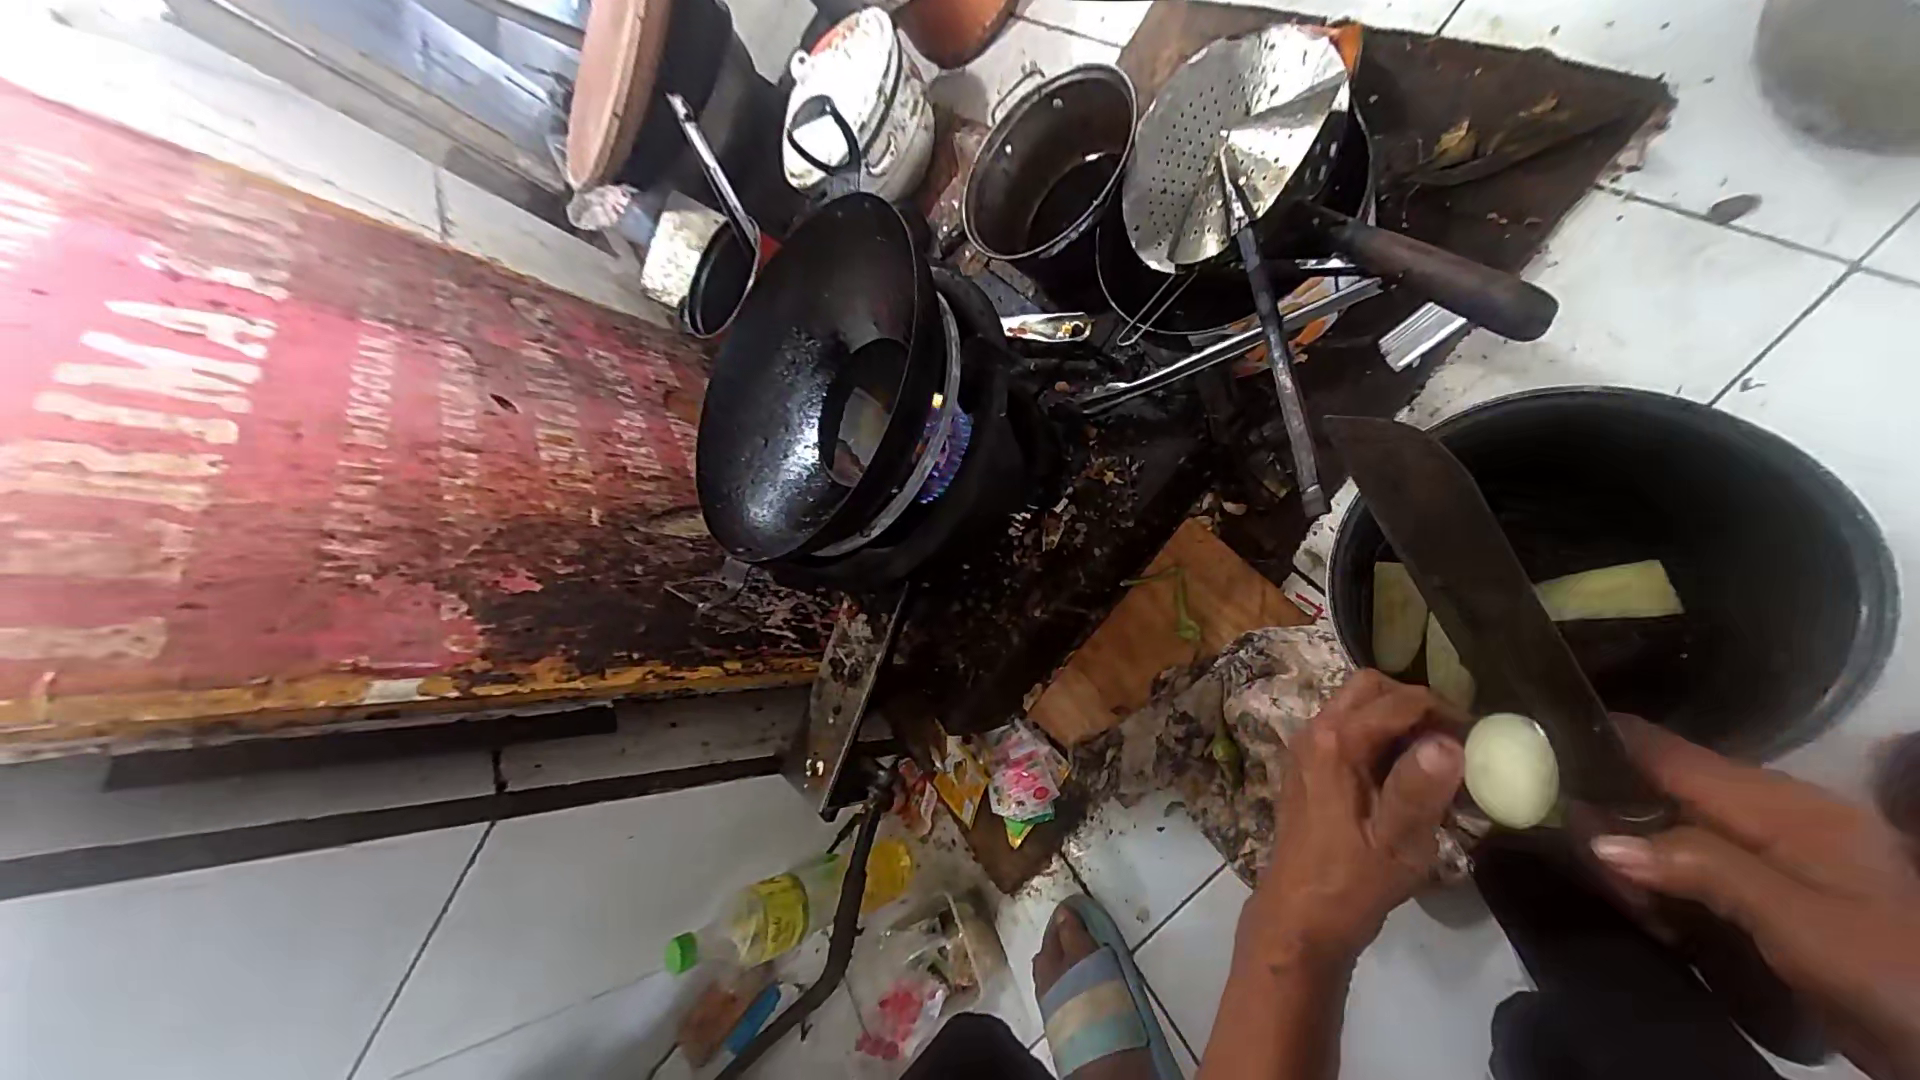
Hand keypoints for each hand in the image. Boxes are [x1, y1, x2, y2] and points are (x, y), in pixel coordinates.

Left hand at [1238, 670, 1465, 971]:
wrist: (1300, 908)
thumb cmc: (1352, 878)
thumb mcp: (1399, 842)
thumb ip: (1420, 788)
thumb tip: (1448, 740)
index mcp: (1334, 742)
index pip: (1395, 701)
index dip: (1442, 710)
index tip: (1479, 735)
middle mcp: (1314, 731)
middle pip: (1367, 688)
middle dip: (1414, 702)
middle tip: (1455, 737)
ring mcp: (1305, 745)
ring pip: (1353, 705)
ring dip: (1395, 717)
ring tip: (1436, 755)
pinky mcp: (1306, 763)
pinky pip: (1344, 727)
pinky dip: (1376, 732)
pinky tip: (1405, 770)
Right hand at [1590, 717, 1919, 1079]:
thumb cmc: (1898, 974)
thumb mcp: (1803, 924)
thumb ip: (1700, 867)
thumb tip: (1597, 838)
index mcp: (1778, 802)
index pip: (1656, 748)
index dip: (1589, 740)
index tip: (1522, 747)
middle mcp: (1766, 811)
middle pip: (1648, 784)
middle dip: (1601, 815)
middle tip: (1571, 853)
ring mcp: (1765, 848)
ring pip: (1657, 824)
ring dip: (1625, 856)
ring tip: (1622, 898)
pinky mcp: (1762, 883)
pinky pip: (1680, 858)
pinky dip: (1653, 877)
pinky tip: (1650, 909)